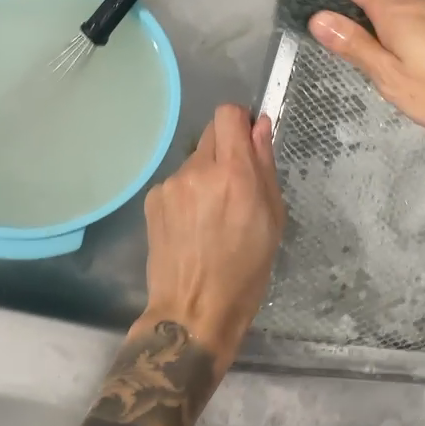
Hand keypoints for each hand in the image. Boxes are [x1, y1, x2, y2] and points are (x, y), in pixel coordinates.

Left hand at [135, 103, 283, 372]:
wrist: (193, 311)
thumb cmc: (246, 270)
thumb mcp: (272, 218)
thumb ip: (264, 165)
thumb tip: (260, 126)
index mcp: (234, 173)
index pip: (228, 114)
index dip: (241, 121)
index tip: (248, 141)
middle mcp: (198, 170)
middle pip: (212, 133)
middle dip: (227, 150)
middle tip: (235, 186)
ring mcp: (170, 184)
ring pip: (195, 161)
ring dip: (207, 175)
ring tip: (213, 217)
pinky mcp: (152, 200)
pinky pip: (178, 183)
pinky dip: (188, 195)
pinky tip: (192, 226)